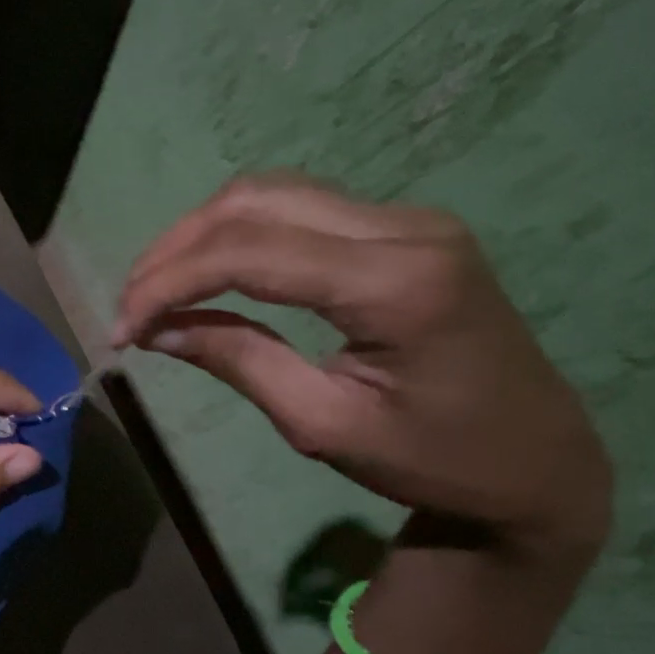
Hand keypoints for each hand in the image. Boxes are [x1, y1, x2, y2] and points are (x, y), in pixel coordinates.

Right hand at [113, 173, 610, 549]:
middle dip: (172, 252)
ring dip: (197, 236)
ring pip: (270, 195)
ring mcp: (408, 221)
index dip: (167, 284)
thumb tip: (157, 331)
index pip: (248, 253)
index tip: (120, 333)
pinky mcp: (400, 230)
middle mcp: (405, 229)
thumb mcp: (322, 424)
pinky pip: (296, 209)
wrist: (534, 458)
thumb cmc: (431, 458)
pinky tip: (204, 276)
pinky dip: (234, 237)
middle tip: (129, 311)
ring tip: (154, 293)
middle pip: (252, 203)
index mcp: (395, 285)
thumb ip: (240, 362)